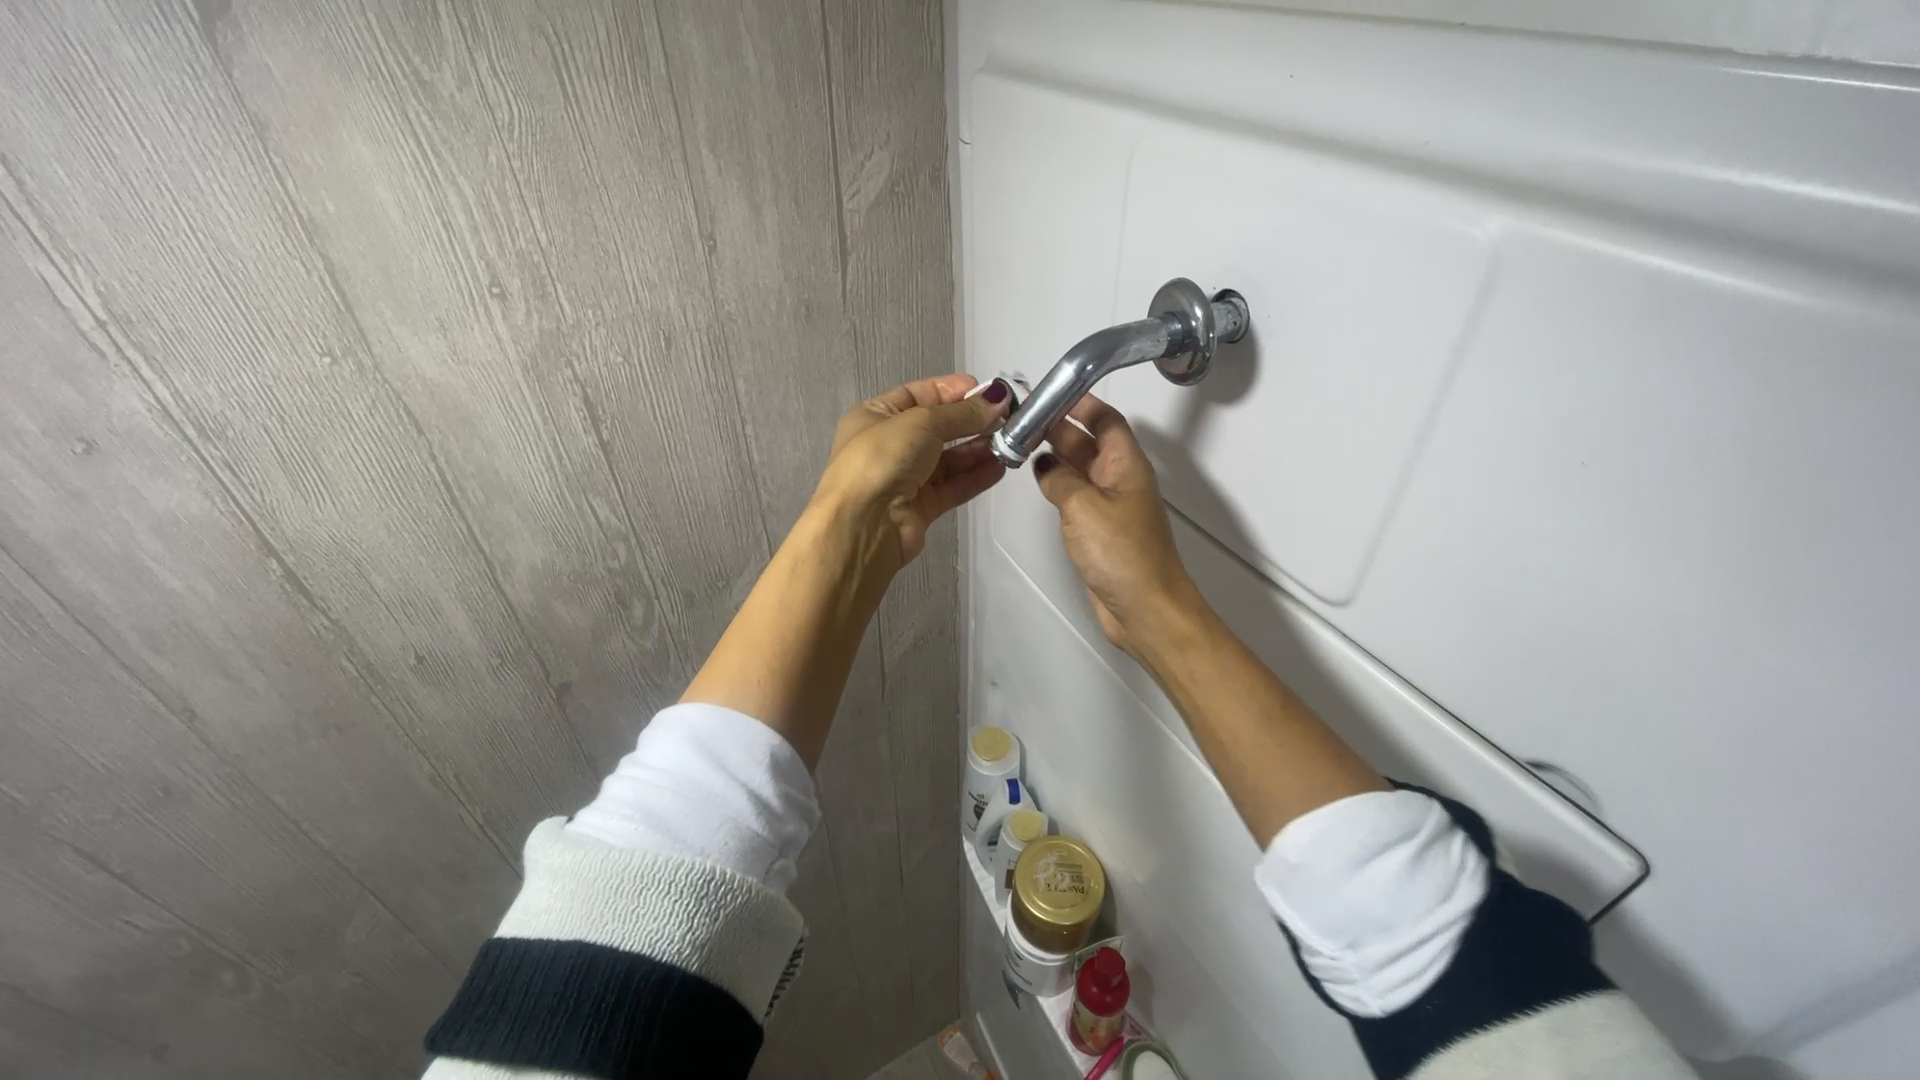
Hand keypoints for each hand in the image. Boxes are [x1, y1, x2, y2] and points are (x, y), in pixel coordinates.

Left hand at [810, 373, 1011, 570]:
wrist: (862, 524)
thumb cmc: (882, 458)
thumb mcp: (921, 423)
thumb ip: (962, 413)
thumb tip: (998, 400)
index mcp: (875, 415)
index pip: (919, 395)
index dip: (952, 391)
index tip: (986, 391)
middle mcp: (888, 445)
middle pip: (937, 428)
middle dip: (971, 421)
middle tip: (1007, 417)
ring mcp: (904, 478)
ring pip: (948, 460)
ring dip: (978, 450)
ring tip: (1010, 442)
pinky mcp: (920, 507)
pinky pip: (952, 487)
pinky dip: (975, 477)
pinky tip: (999, 468)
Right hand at [1032, 394, 1197, 656]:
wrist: (1145, 608)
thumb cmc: (1121, 553)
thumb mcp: (1082, 506)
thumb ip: (1059, 479)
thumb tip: (1045, 466)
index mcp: (1126, 464)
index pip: (1106, 419)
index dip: (1080, 402)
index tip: (1049, 391)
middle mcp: (1120, 480)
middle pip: (1089, 442)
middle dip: (1059, 427)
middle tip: (1023, 417)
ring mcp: (1111, 507)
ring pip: (1080, 470)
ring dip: (1055, 456)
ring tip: (1022, 443)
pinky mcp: (1100, 533)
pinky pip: (1077, 498)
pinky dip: (1057, 486)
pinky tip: (1038, 483)